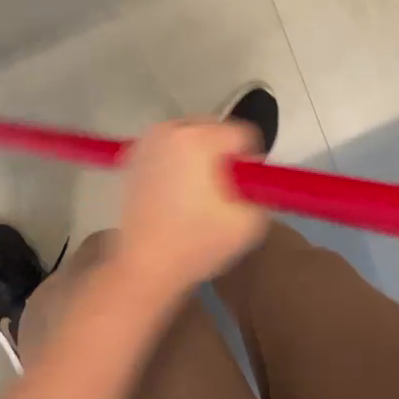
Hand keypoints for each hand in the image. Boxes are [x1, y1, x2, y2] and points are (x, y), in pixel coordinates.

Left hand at [114, 119, 266, 297]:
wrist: (142, 269)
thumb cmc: (197, 245)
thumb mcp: (248, 223)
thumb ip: (264, 189)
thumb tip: (256, 177)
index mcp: (199, 138)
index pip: (244, 135)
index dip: (250, 163)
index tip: (243, 189)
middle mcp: (172, 128)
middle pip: (216, 129)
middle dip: (225, 154)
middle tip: (222, 190)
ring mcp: (149, 139)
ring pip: (193, 134)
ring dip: (202, 155)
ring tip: (198, 192)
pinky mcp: (134, 154)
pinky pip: (171, 146)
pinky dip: (179, 159)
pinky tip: (177, 190)